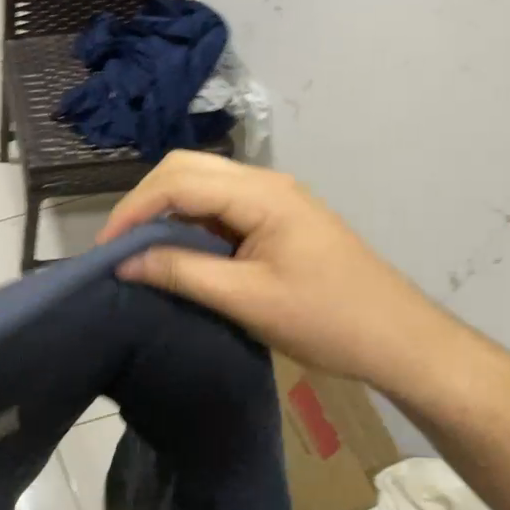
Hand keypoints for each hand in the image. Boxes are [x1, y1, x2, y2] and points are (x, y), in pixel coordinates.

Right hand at [99, 150, 468, 390]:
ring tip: (139, 248)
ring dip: (164, 208)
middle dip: (143, 201)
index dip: (134, 210)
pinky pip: (216, 203)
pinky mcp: (275, 217)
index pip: (178, 182)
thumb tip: (123, 262)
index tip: (106, 249)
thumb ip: (181, 273)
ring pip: (199, 182)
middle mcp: (265, 183)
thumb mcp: (246, 300)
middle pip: (184, 168)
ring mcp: (273, 198)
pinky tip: (176, 249)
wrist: (403, 341)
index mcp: (261, 195)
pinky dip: (186, 219)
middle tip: (119, 245)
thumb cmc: (328, 321)